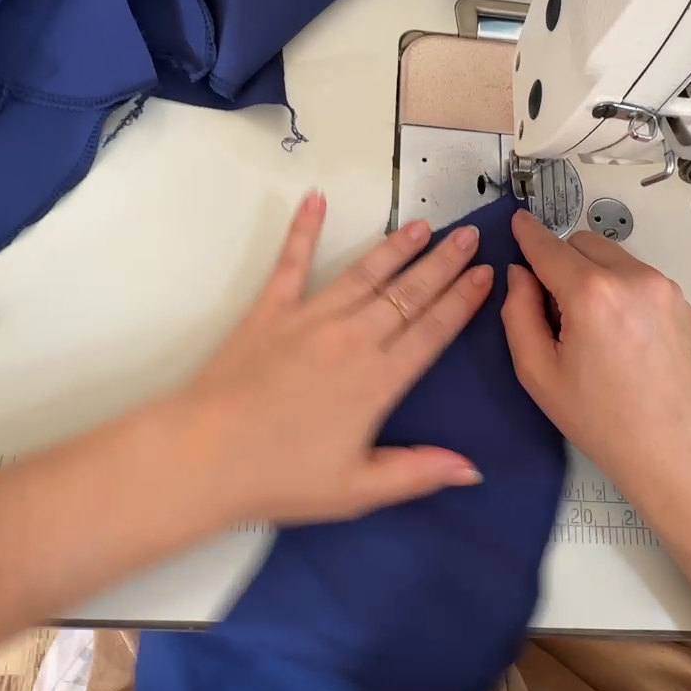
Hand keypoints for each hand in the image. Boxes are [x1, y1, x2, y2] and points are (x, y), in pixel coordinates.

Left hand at [163, 191, 490, 525]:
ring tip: (422, 224)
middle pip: (408, 294)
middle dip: (443, 263)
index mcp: (378, 380)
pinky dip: (304, 230)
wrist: (204, 457)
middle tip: (468, 234)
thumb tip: (473, 469)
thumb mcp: (357, 490)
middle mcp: (352, 339)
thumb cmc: (282, 477)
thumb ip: (417, 473)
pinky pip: (292, 263)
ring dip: (396, 247)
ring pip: (365, 273)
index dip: (463, 301)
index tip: (486, 274)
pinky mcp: (270, 309)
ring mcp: (310, 318)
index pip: (432, 331)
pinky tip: (315, 199)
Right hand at [500, 209, 690, 493]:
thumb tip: (520, 276)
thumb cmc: (604, 420)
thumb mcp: (538, 373)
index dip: (528, 233)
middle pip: (582, 242)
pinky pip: (637, 276)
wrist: (678, 451)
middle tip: (555, 309)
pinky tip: (619, 336)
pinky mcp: (681, 301)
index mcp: (592, 294)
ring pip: (611, 257)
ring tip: (591, 328)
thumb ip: (518, 313)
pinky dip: (618, 288)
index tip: (517, 222)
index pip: (549, 246)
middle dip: (561, 262)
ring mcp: (663, 287)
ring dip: (591, 273)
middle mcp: (632, 278)